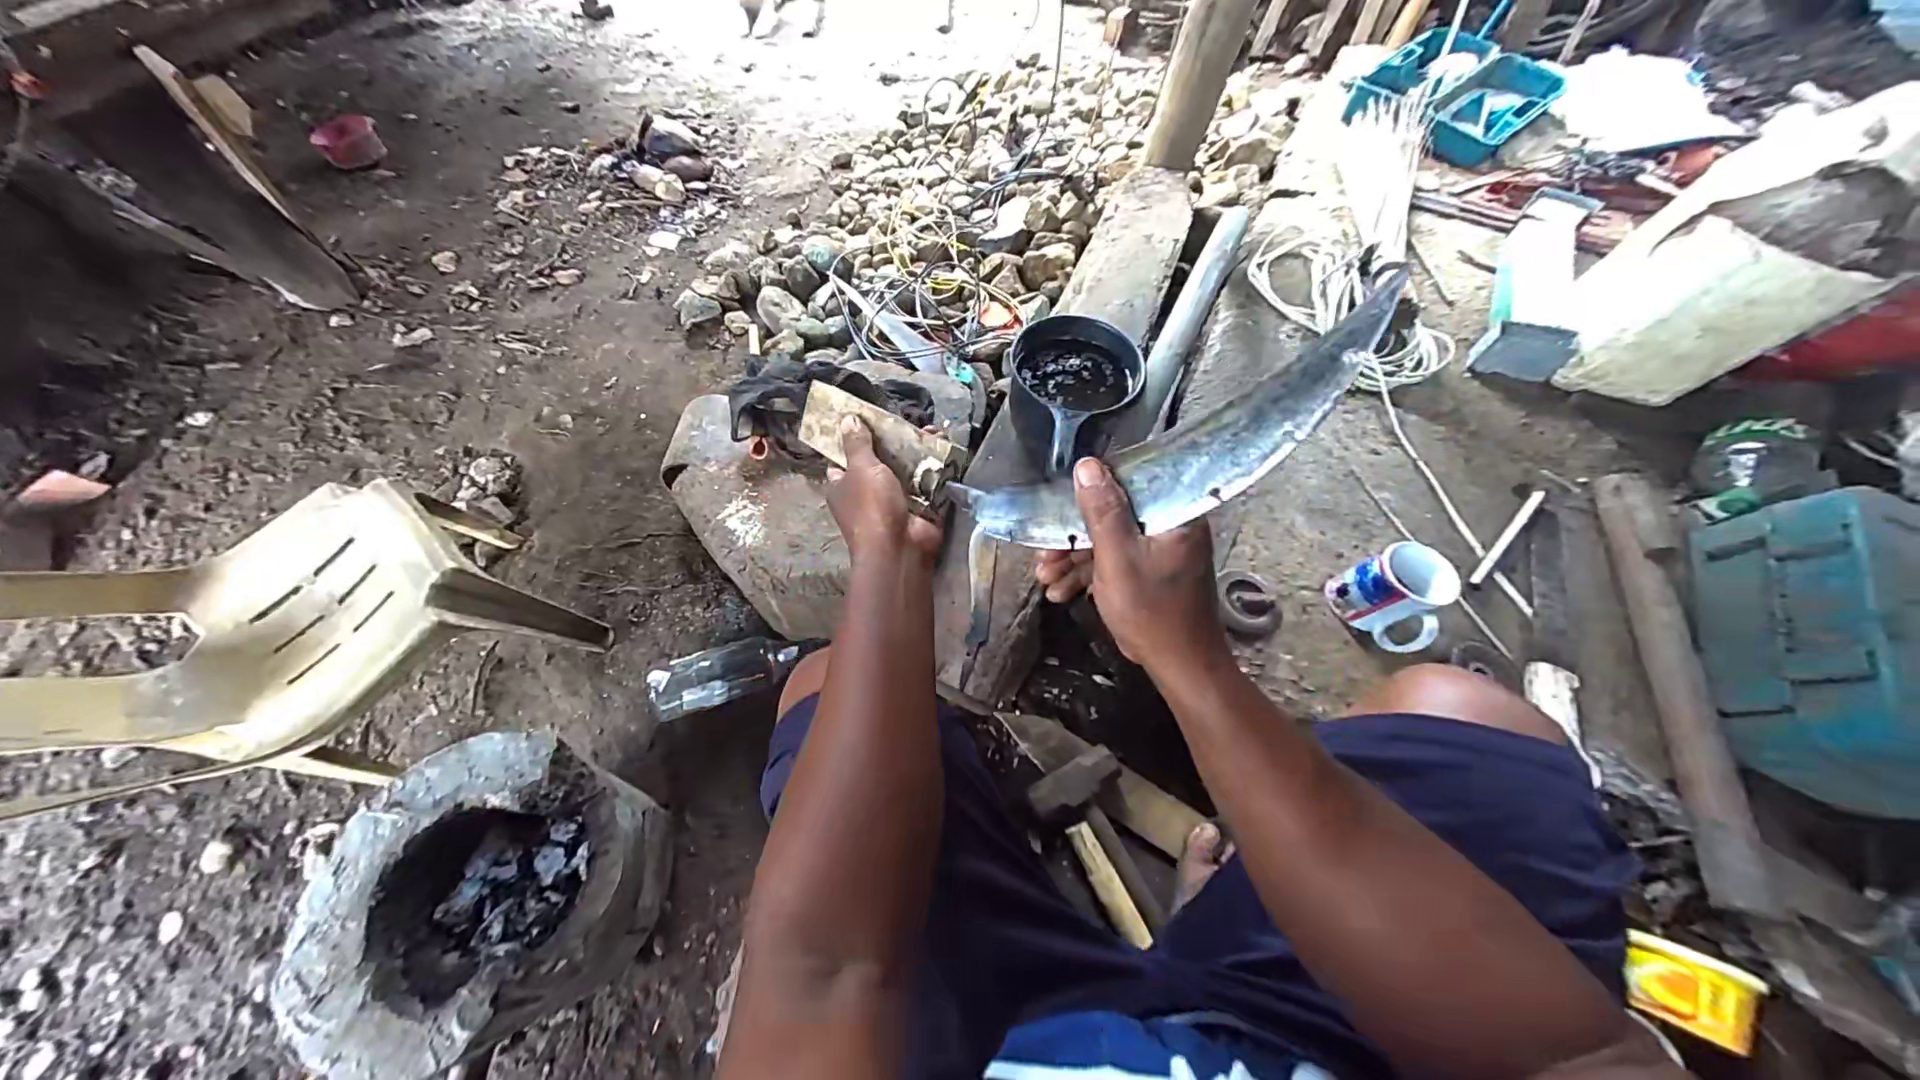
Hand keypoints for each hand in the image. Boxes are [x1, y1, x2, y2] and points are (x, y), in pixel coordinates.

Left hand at [824, 416, 942, 563]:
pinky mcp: (920, 509)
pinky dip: (937, 468)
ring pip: (907, 471)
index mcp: (843, 488)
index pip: (843, 462)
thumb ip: (857, 443)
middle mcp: (867, 496)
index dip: (853, 443)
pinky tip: (947, 448)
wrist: (901, 547)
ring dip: (920, 452)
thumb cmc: (871, 506)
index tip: (869, 422)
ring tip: (935, 430)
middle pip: (880, 463)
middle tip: (909, 422)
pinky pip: (928, 484)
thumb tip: (847, 418)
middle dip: (895, 443)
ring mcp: (895, 503)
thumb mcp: (860, 468)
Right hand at [1034, 458, 1223, 667]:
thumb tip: (1087, 466)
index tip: (1060, 508)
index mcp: (1174, 513)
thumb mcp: (1117, 559)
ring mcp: (1160, 549)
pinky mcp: (1150, 570)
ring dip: (1074, 559)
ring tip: (1045, 578)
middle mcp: (1170, 525)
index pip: (1129, 481)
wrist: (1180, 666)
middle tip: (1045, 553)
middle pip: (1113, 514)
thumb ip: (1102, 512)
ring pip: (1109, 540)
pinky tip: (1061, 590)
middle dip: (1073, 536)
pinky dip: (1089, 573)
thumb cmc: (1153, 614)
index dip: (1090, 491)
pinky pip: (1115, 560)